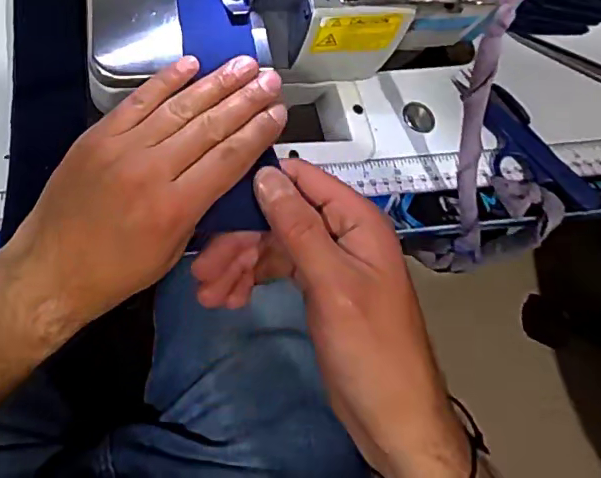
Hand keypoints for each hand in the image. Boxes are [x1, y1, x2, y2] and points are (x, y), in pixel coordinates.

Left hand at [0, 54, 285, 349]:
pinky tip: (190, 64)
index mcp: (173, 207)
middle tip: (269, 79)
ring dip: (214, 83)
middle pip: (209, 126)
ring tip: (242, 65)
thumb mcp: (171, 251)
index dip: (257, 131)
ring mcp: (122, 146)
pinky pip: (138, 101)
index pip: (227, 158)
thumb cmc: (114, 271)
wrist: (50, 267)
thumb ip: (200, 206)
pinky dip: (165, 80)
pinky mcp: (99, 134)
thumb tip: (226, 167)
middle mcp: (151, 169)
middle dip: (244, 99)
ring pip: (178, 107)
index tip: (278, 111)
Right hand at [197, 160, 470, 477]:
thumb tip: (266, 176)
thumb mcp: (332, 284)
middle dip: (240, 238)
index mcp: (355, 219)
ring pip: (272, 242)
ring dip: (239, 262)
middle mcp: (340, 231)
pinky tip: (230, 297)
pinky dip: (252, 278)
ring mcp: (327, 258)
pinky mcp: (316, 284)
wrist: (395, 424)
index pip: (300, 178)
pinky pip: (277, 267)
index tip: (218, 198)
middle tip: (205, 266)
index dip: (258, 184)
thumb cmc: (374, 352)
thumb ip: (299, 227)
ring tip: (208, 290)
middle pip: (278, 214)